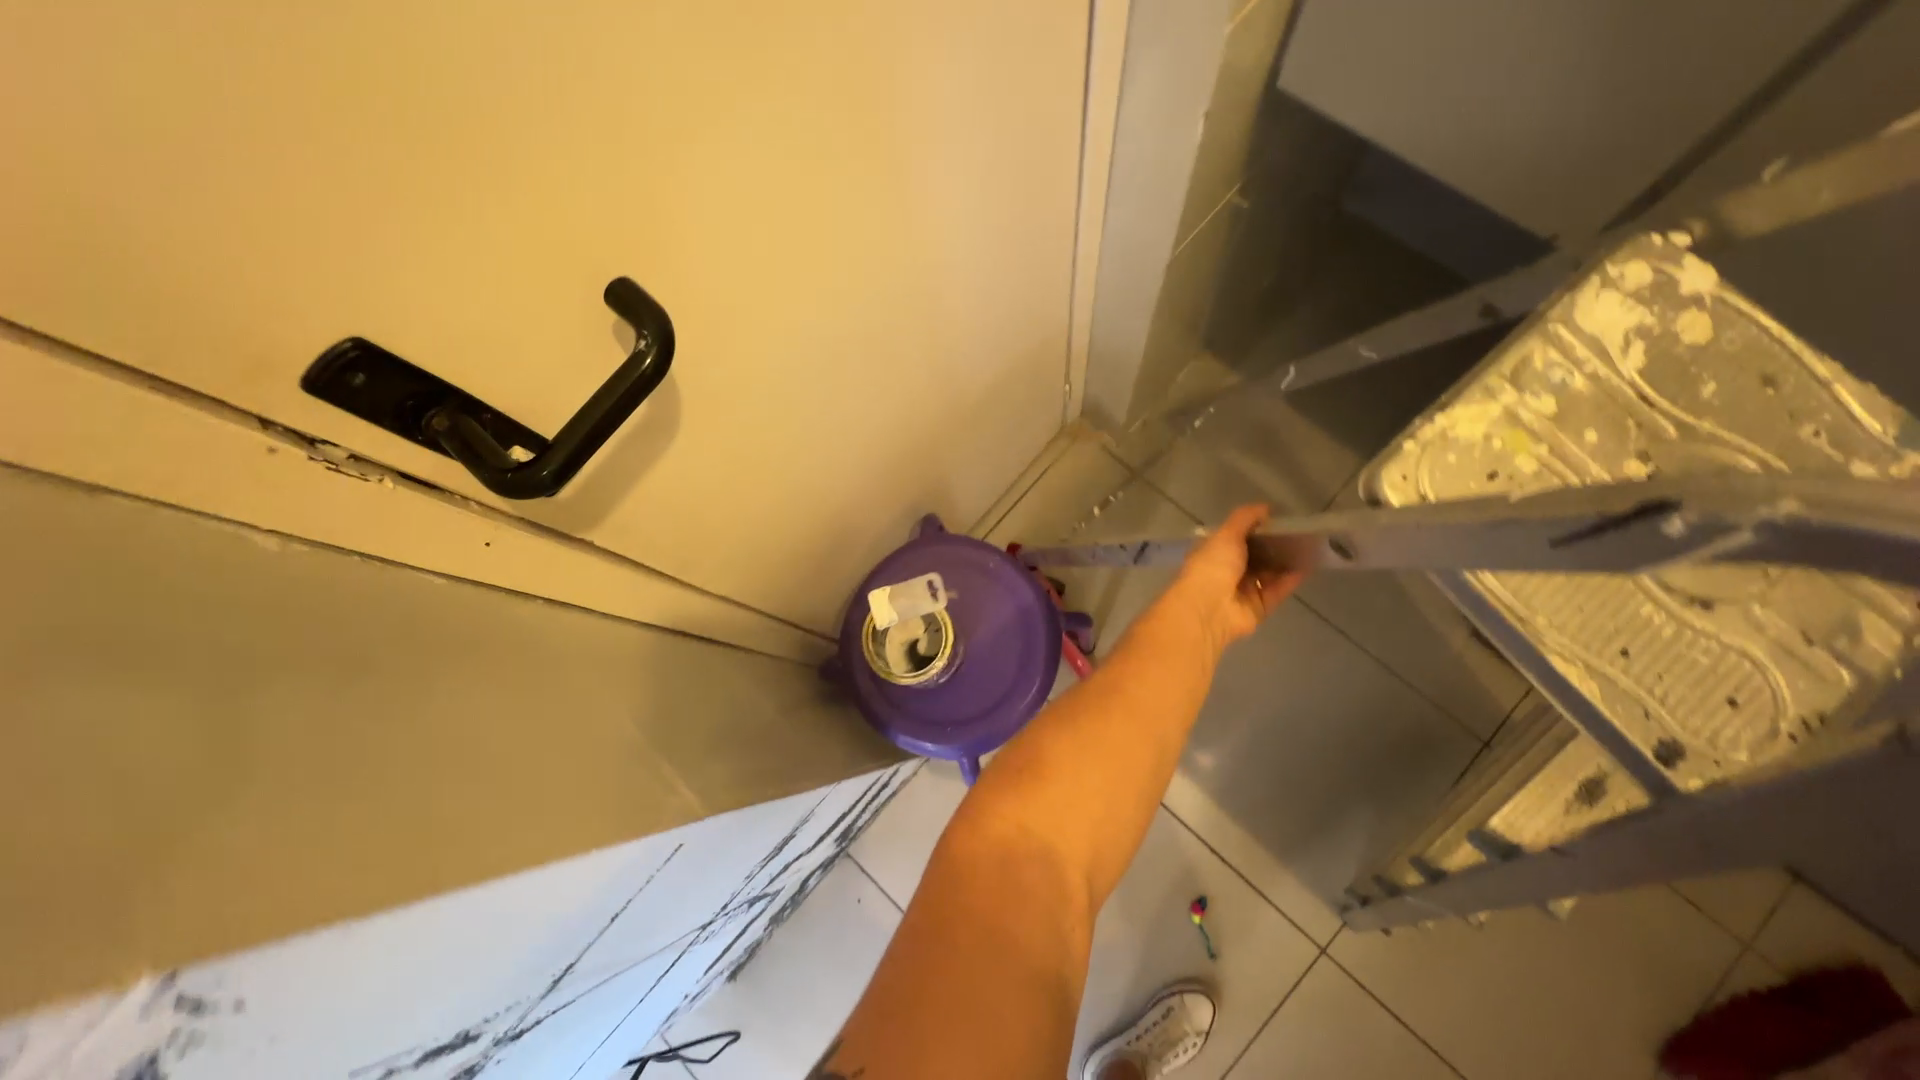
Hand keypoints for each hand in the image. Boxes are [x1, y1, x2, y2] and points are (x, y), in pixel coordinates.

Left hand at [1165, 503, 1302, 651]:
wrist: (1209, 610)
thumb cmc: (1212, 566)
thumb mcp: (1226, 534)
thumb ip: (1245, 519)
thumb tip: (1265, 508)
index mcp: (1212, 552)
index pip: (1234, 538)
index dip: (1253, 529)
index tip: (1276, 520)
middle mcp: (1225, 572)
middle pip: (1253, 557)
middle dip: (1273, 546)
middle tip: (1298, 533)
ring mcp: (1241, 591)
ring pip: (1267, 574)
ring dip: (1285, 562)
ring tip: (1308, 547)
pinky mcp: (1257, 608)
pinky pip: (1277, 591)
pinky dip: (1291, 579)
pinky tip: (1308, 566)